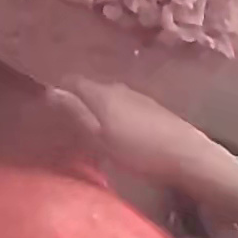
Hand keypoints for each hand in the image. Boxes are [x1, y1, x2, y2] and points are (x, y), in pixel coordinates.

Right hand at [48, 79, 237, 214]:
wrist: (189, 157)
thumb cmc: (137, 150)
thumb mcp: (98, 137)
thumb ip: (73, 113)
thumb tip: (49, 91)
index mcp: (100, 92)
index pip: (71, 80)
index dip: (58, 89)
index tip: (48, 103)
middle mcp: (117, 87)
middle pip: (89, 87)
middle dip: (77, 98)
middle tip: (67, 118)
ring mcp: (137, 95)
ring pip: (108, 95)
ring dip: (97, 106)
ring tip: (91, 125)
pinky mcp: (152, 107)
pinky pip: (123, 103)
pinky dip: (114, 112)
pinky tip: (118, 129)